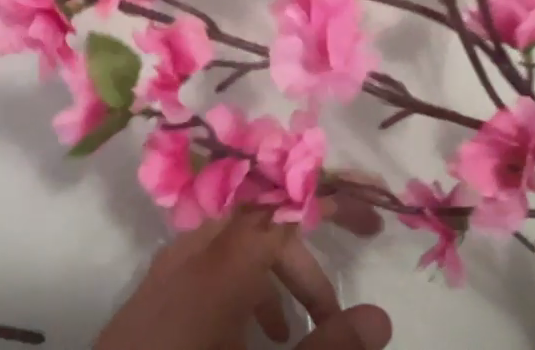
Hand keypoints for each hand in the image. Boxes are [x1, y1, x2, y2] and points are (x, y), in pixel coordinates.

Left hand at [93, 207, 391, 349]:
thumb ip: (325, 346)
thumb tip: (380, 317)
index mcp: (221, 264)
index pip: (286, 205)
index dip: (331, 199)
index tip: (371, 208)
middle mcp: (193, 252)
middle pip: (264, 226)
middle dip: (307, 262)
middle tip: (341, 309)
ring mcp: (168, 270)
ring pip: (237, 248)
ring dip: (277, 279)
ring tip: (304, 331)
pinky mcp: (154, 294)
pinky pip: (210, 267)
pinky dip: (245, 288)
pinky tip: (260, 335)